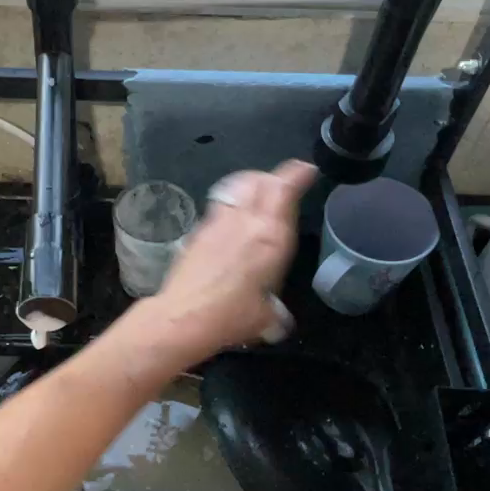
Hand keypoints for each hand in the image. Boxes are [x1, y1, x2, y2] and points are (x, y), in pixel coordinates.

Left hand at [124, 160, 314, 368]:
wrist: (183, 317)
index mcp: (270, 237)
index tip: (306, 169)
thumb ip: (274, 310)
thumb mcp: (265, 316)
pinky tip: (231, 224)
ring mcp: (218, 223)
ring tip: (257, 195)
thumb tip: (276, 320)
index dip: (297, 174)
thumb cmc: (231, 317)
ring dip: (251, 185)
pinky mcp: (198, 231)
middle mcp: (245, 222)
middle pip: (261, 180)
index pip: (285, 189)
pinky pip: (220, 207)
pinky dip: (231, 206)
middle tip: (282, 183)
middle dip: (274, 176)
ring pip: (237, 187)